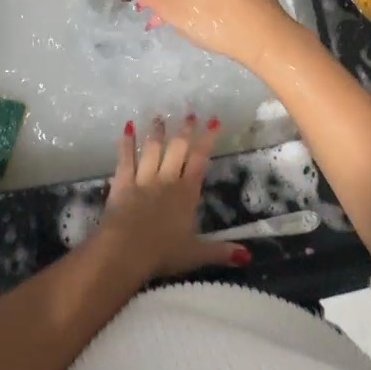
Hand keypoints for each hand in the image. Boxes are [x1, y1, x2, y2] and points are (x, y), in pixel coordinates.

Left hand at [98, 115, 247, 278]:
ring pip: (153, 149)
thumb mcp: (196, 254)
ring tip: (160, 115)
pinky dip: (127, 142)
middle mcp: (167, 180)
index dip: (208, 140)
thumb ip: (221, 252)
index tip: (213, 121)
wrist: (126, 250)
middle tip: (189, 112)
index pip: (200, 160)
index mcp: (187, 193)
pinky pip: (126, 158)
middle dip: (185, 130)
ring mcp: (143, 179)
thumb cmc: (163, 253)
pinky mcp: (122, 183)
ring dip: (157, 132)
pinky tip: (128, 126)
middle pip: (178, 149)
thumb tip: (248, 256)